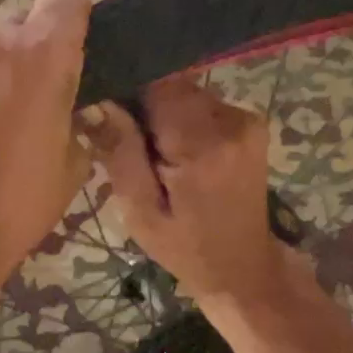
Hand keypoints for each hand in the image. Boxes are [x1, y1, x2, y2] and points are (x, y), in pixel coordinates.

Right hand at [89, 78, 293, 299]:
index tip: (113, 123)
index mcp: (203, 147)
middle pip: (172, 85)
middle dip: (146, 107)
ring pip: (186, 92)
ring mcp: (246, 119)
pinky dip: (184, 120)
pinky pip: (202, 104)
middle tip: (135, 149)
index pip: (156, 85)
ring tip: (157, 155)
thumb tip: (102, 102)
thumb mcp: (139, 212)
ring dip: (165, 114)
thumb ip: (121, 154)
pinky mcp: (251, 122)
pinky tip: (179, 154)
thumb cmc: (184, 247)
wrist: (243, 266)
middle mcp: (232, 122)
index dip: (128, 96)